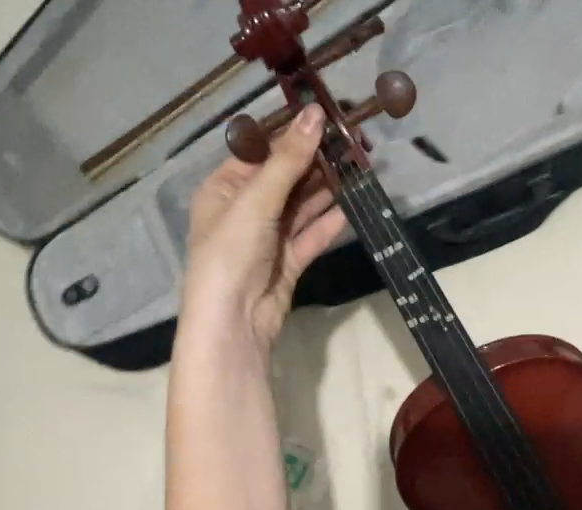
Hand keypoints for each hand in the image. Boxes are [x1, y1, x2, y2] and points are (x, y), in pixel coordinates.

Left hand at [182, 106, 347, 357]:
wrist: (233, 323)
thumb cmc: (231, 254)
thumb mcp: (256, 200)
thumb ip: (288, 161)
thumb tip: (314, 114)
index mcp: (223, 190)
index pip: (261, 154)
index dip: (293, 137)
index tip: (328, 121)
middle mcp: (244, 212)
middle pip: (285, 180)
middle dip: (316, 165)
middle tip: (353, 147)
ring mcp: (267, 240)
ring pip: (301, 209)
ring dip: (326, 193)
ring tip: (358, 173)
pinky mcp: (288, 265)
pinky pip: (309, 238)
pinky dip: (327, 225)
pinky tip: (348, 210)